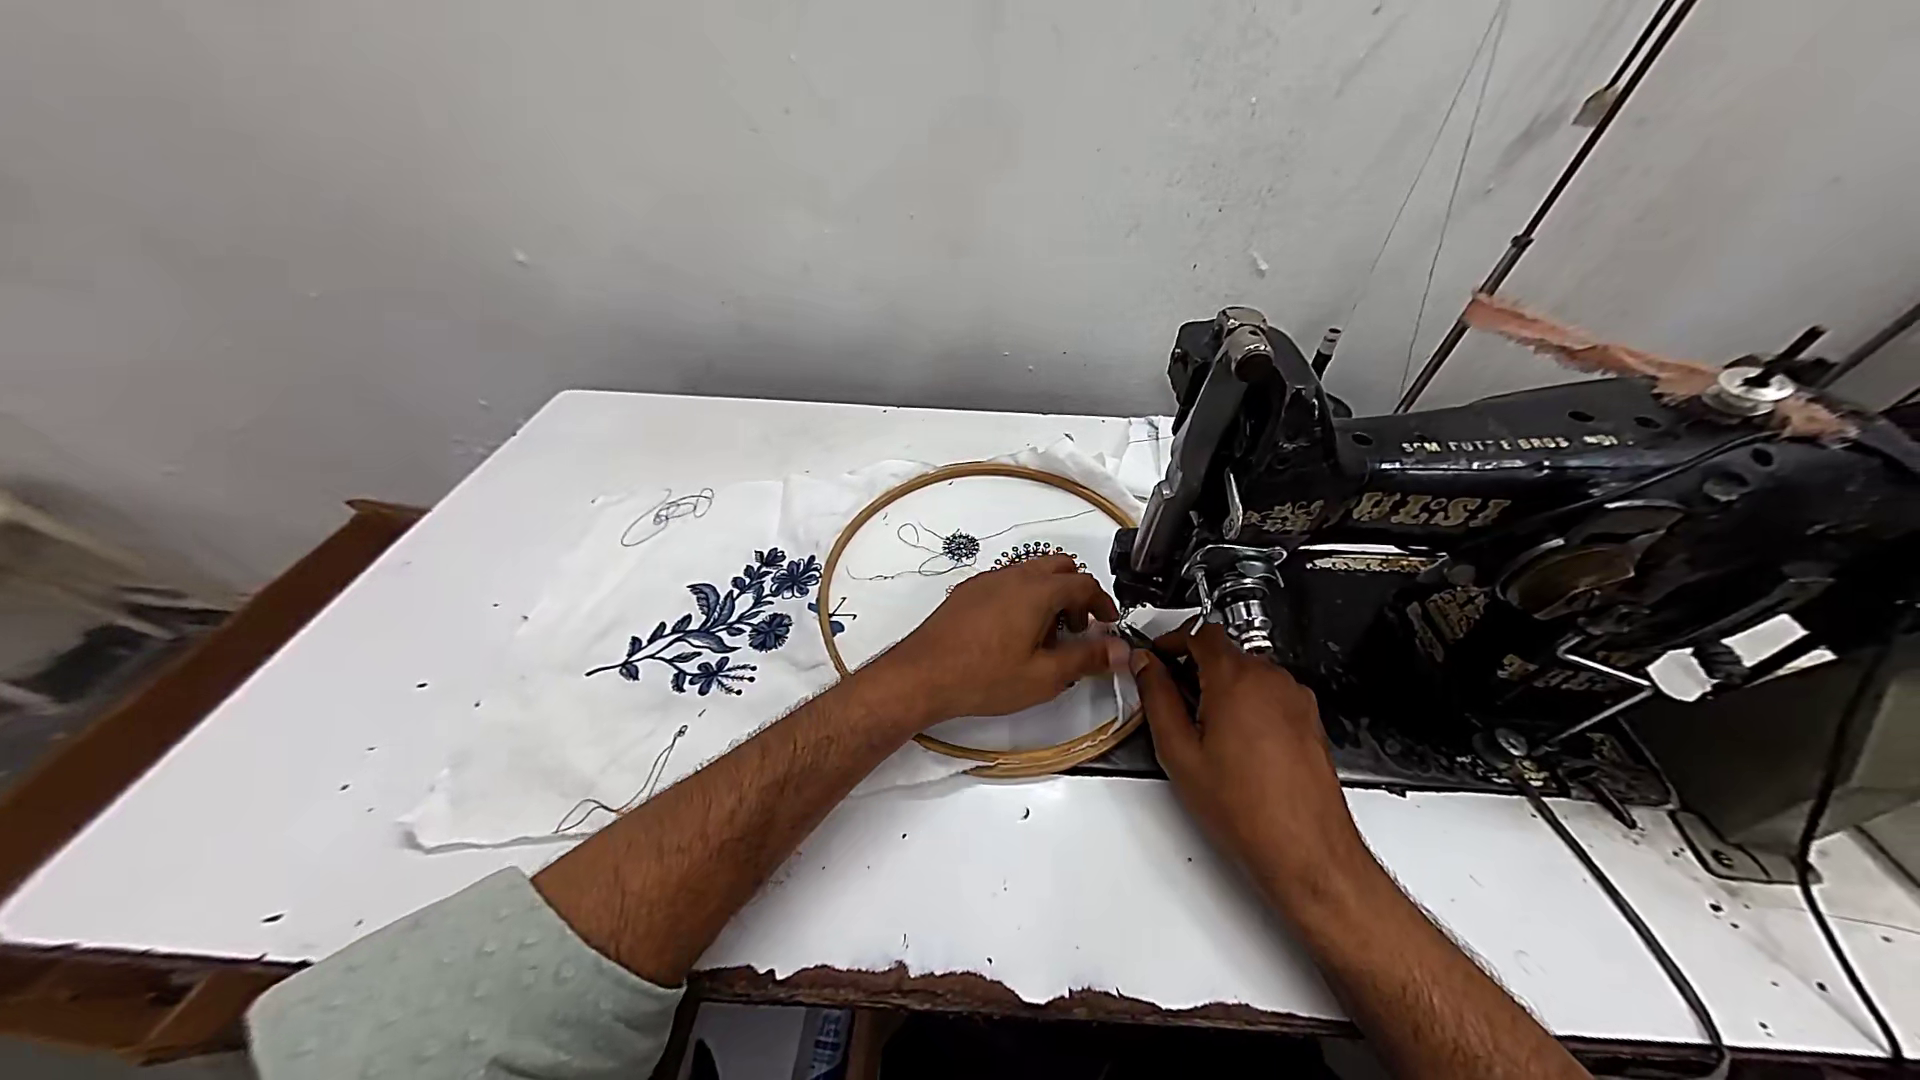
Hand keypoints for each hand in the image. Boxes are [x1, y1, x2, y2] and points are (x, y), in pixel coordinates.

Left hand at [863, 554, 1127, 731]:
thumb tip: (1119, 650)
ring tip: (1045, 636)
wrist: (922, 676)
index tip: (1108, 623)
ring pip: (1030, 573)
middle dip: (1076, 593)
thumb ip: (1087, 658)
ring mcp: (987, 581)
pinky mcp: (968, 592)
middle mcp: (1012, 576)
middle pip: (1058, 567)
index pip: (1084, 583)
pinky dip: (1022, 597)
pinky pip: (1006, 583)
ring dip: (1049, 595)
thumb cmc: (982, 677)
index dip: (1103, 603)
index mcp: (1037, 591)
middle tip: (1078, 628)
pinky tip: (1013, 634)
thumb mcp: (1045, 676)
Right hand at [1132, 622, 1370, 912]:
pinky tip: (1233, 742)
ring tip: (1203, 728)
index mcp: (1236, 679)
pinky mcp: (1309, 718)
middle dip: (1193, 667)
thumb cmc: (1249, 810)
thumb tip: (1146, 668)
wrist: (1304, 850)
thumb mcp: (1178, 750)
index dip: (1172, 640)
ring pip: (1247, 673)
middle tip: (1171, 697)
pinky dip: (1247, 703)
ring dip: (1221, 686)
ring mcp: (1295, 699)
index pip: (1199, 633)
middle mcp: (1271, 680)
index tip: (1157, 656)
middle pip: (1223, 652)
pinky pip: (1269, 693)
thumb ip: (1156, 697)